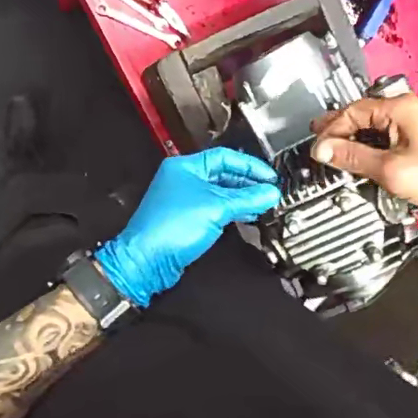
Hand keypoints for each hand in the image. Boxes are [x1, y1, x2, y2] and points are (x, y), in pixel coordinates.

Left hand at [94, 149, 281, 305]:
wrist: (147, 261)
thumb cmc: (171, 228)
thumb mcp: (217, 208)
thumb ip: (247, 199)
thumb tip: (270, 193)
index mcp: (185, 166)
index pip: (225, 157)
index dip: (250, 165)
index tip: (269, 176)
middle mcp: (183, 179)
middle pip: (223, 173)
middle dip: (248, 182)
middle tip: (269, 190)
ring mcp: (183, 199)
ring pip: (220, 191)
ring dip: (241, 197)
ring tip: (263, 203)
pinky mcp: (186, 218)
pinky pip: (214, 207)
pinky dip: (231, 209)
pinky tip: (246, 215)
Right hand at [309, 95, 417, 220]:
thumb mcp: (391, 170)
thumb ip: (354, 158)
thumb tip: (327, 150)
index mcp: (401, 108)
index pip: (352, 111)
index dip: (331, 130)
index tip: (317, 148)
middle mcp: (409, 112)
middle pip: (363, 118)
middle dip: (340, 133)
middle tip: (319, 145)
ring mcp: (416, 129)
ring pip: (375, 131)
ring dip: (356, 144)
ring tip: (338, 158)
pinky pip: (388, 143)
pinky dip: (372, 152)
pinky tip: (364, 165)